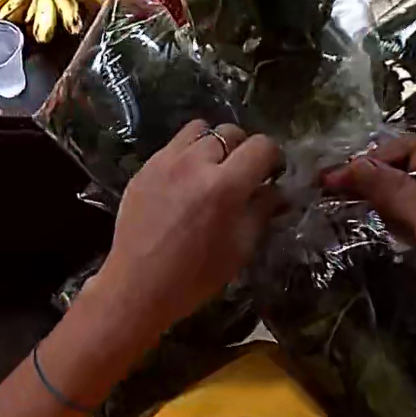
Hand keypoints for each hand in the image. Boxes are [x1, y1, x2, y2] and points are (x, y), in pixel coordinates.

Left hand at [91, 120, 281, 340]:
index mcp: (225, 186)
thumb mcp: (241, 247)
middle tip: (243, 173)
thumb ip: (262, 210)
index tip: (272, 173)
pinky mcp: (144, 168)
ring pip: (199, 130)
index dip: (273, 157)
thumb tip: (276, 190)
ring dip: (213, 144)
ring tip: (213, 169)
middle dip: (244, 149)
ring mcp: (165, 162)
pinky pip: (173, 146)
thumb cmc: (196, 276)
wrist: (138, 287)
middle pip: (231, 132)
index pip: (261, 146)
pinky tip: (186, 181)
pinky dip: (187, 154)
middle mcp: (195, 164)